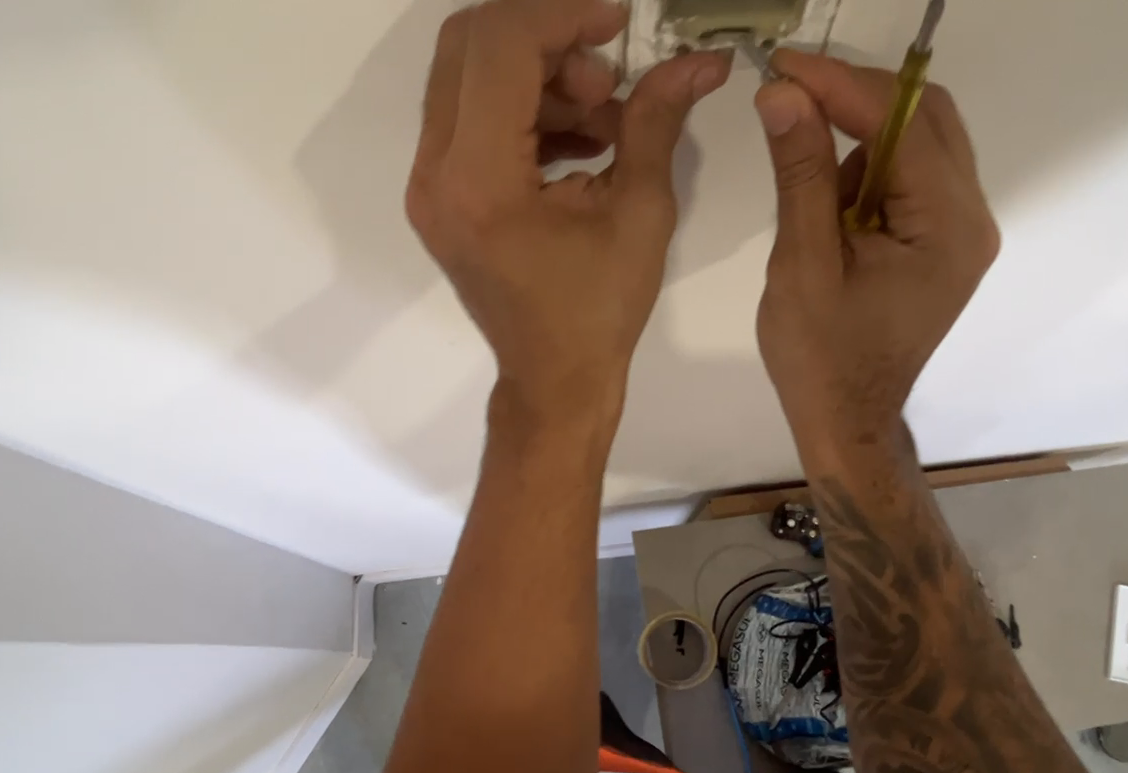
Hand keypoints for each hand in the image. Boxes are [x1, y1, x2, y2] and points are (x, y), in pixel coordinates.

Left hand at [406, 0, 730, 436]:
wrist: (554, 381)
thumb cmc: (599, 314)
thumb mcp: (640, 215)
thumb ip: (657, 124)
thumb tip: (698, 62)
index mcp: (480, 182)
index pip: (501, 46)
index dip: (564, 15)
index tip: (619, 21)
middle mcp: (435, 175)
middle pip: (469, 46)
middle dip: (547, 40)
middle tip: (607, 80)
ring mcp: (429, 187)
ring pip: (467, 78)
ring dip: (538, 78)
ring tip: (604, 121)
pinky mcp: (441, 198)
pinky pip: (470, 120)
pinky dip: (523, 112)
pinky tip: (580, 143)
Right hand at [751, 51, 999, 449]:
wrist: (846, 422)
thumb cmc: (820, 359)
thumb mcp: (802, 266)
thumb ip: (802, 175)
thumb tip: (783, 93)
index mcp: (949, 228)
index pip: (904, 122)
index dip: (841, 84)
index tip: (782, 67)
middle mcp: (973, 220)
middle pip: (927, 119)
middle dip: (856, 104)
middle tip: (792, 102)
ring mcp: (964, 234)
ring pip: (920, 146)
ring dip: (862, 145)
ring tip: (813, 201)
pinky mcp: (945, 245)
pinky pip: (914, 182)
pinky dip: (871, 178)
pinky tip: (836, 219)